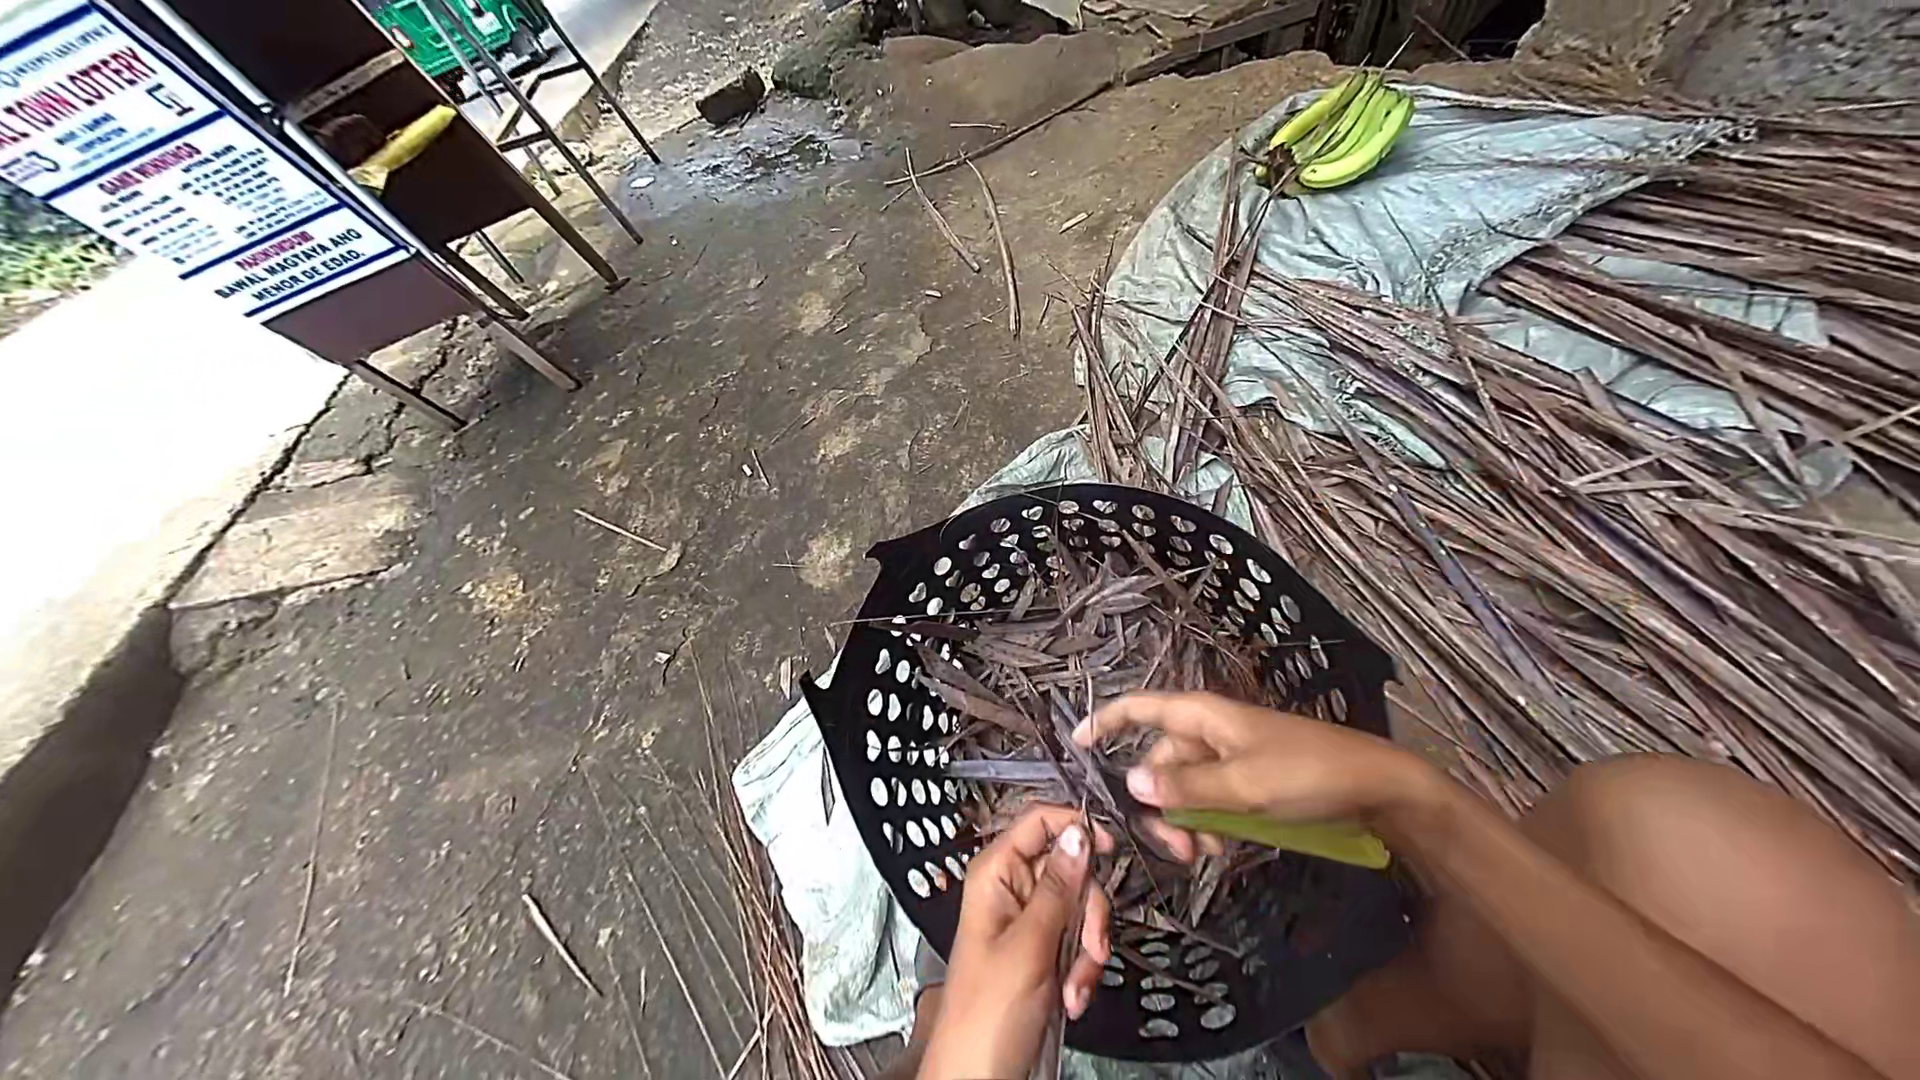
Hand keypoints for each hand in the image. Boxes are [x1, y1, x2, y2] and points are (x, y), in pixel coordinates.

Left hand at [918, 805, 1112, 1079]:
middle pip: (1070, 866)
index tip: (1110, 847)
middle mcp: (1014, 886)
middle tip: (1091, 945)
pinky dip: (1083, 968)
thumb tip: (1080, 831)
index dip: (1075, 825)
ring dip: (1088, 948)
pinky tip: (1072, 997)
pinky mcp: (1045, 949)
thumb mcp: (1028, 945)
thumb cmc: (988, 1012)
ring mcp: (1031, 918)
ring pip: (1080, 905)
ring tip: (1075, 987)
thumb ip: (1058, 887)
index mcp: (996, 871)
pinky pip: (1078, 939)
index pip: (1038, 821)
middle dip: (1088, 909)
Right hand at [1073, 691, 1440, 857]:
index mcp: (1200, 716)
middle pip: (1159, 764)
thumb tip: (1132, 784)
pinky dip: (1207, 824)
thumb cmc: (1307, 773)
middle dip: (1159, 805)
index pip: (1138, 708)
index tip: (1077, 743)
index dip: (1105, 722)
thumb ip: (1186, 788)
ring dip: (1184, 821)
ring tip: (1203, 851)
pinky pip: (1208, 802)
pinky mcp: (1245, 783)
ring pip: (1182, 790)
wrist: (1379, 789)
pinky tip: (1221, 847)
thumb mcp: (1244, 785)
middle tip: (1174, 846)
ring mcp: (1226, 759)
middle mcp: (1206, 733)